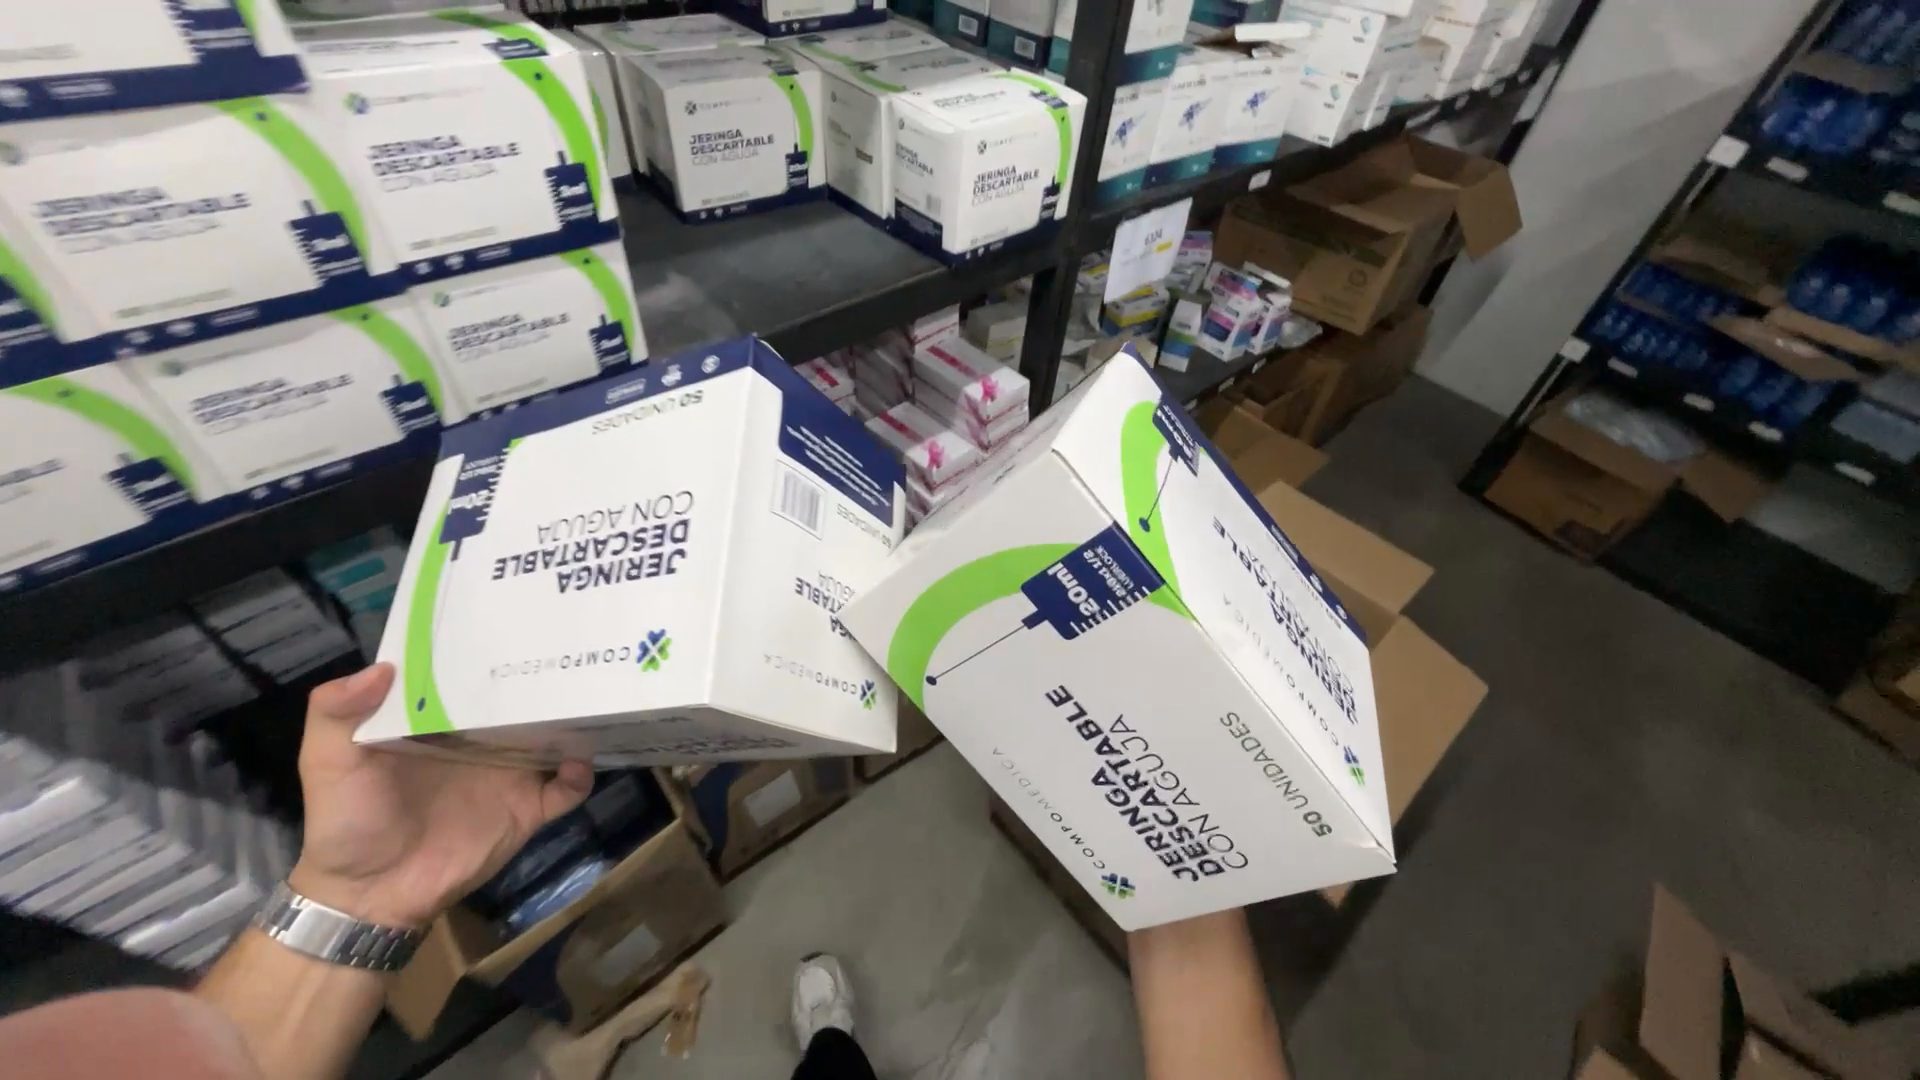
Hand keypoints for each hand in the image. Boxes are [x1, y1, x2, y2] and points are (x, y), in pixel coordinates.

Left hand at [287, 663, 593, 927]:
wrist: (372, 896)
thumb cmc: (348, 823)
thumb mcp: (328, 765)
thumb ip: (335, 715)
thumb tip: (385, 667)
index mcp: (444, 724)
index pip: (474, 679)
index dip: (490, 653)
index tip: (511, 628)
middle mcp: (484, 742)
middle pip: (526, 703)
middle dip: (548, 683)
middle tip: (568, 657)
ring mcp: (511, 775)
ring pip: (556, 738)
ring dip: (575, 722)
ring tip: (589, 702)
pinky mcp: (529, 809)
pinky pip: (568, 789)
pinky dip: (580, 775)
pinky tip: (576, 764)